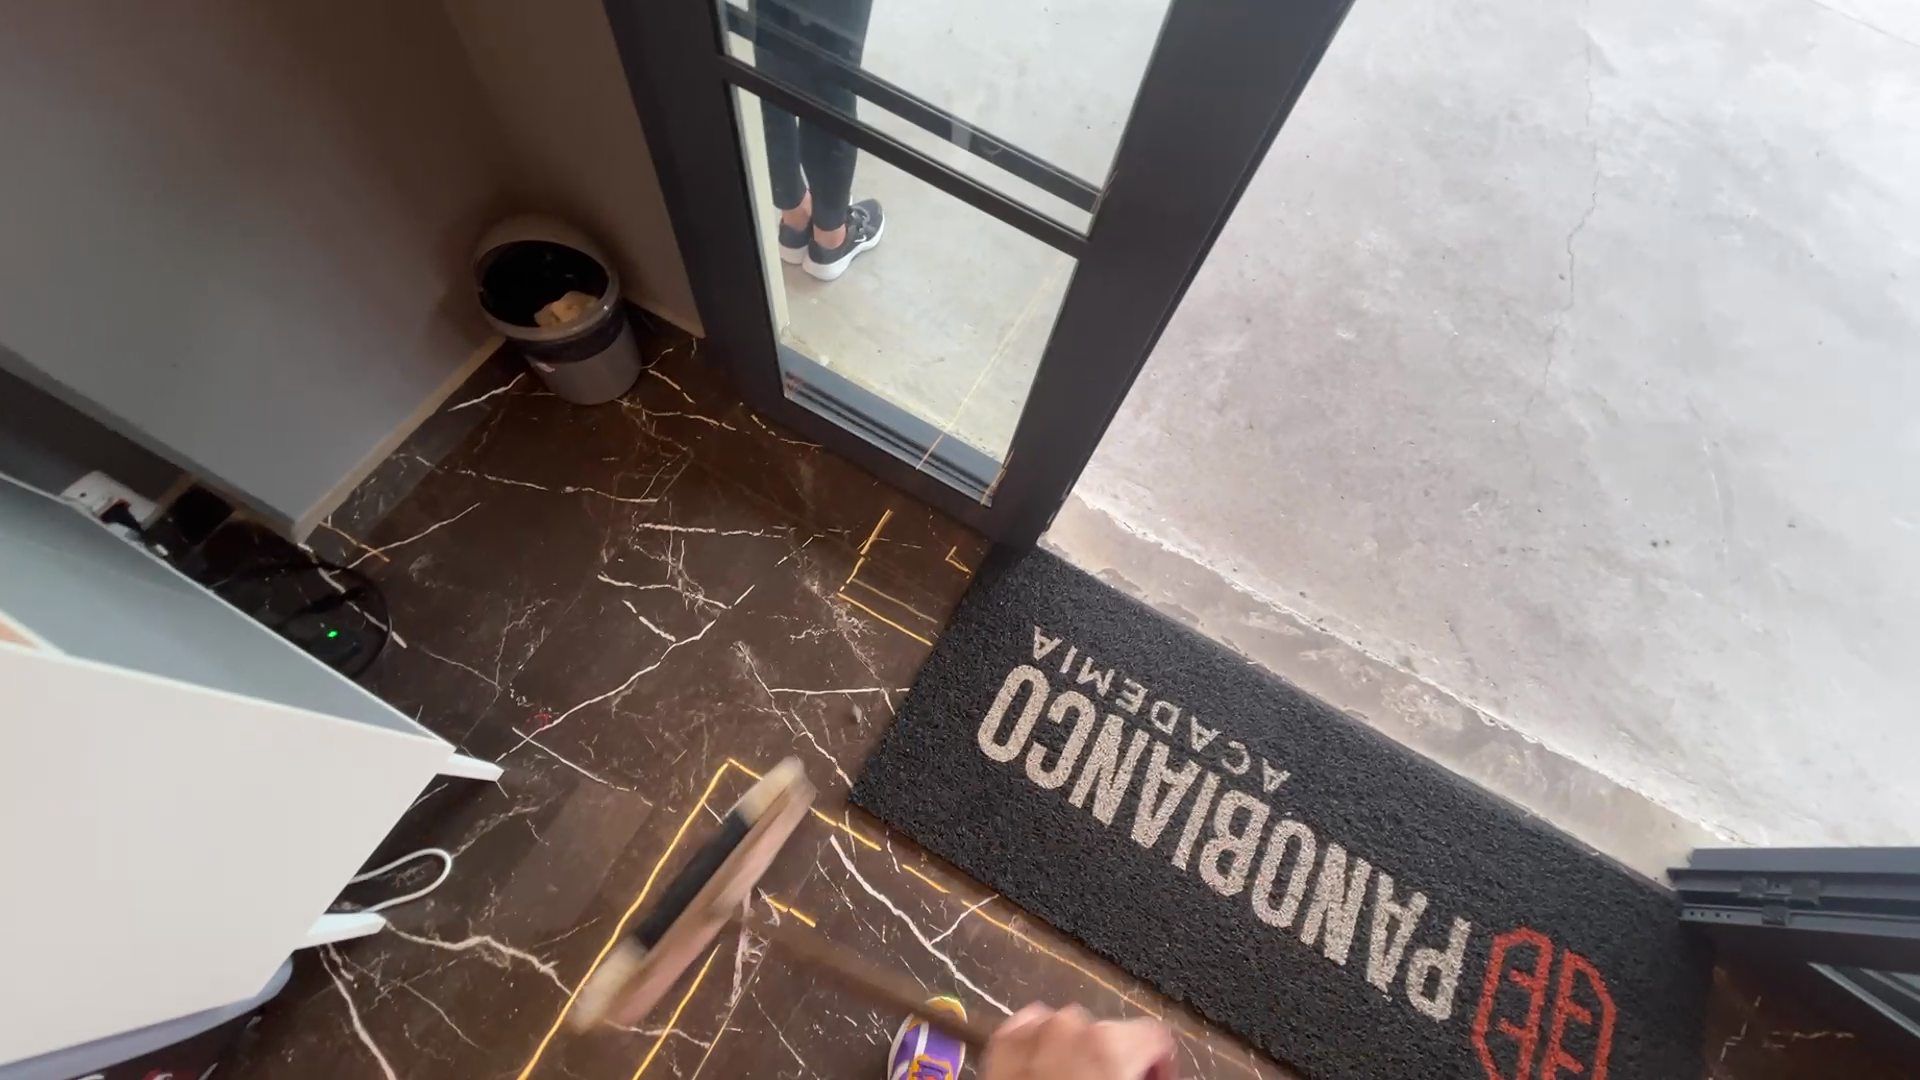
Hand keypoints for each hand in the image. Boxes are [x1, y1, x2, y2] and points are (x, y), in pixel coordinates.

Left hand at [980, 1003, 1175, 1079]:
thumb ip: (1145, 1075)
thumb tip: (1152, 1073)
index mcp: (1109, 1045)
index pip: (1156, 1036)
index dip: (1161, 1064)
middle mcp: (1070, 1025)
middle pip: (1109, 1034)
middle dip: (1115, 1061)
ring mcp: (1031, 1029)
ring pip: (1067, 1030)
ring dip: (1076, 1054)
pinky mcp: (1000, 1042)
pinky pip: (1029, 1030)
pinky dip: (1038, 1047)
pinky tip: (1041, 1073)